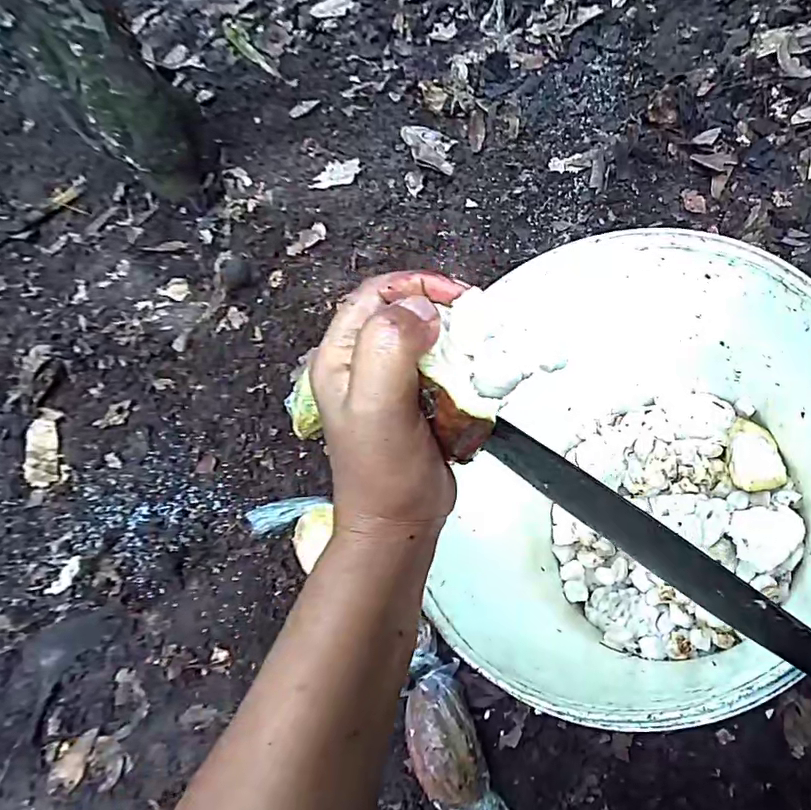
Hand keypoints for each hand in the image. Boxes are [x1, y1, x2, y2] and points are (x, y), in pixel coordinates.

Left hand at [309, 271, 469, 534]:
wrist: (400, 522)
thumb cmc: (381, 477)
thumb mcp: (378, 408)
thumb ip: (391, 349)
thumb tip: (418, 309)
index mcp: (342, 357)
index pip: (377, 295)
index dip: (417, 287)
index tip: (455, 300)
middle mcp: (366, 365)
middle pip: (411, 316)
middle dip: (446, 328)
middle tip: (468, 343)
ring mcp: (396, 384)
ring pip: (437, 346)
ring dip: (459, 362)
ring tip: (460, 388)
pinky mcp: (421, 402)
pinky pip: (451, 376)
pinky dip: (465, 387)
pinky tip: (460, 411)